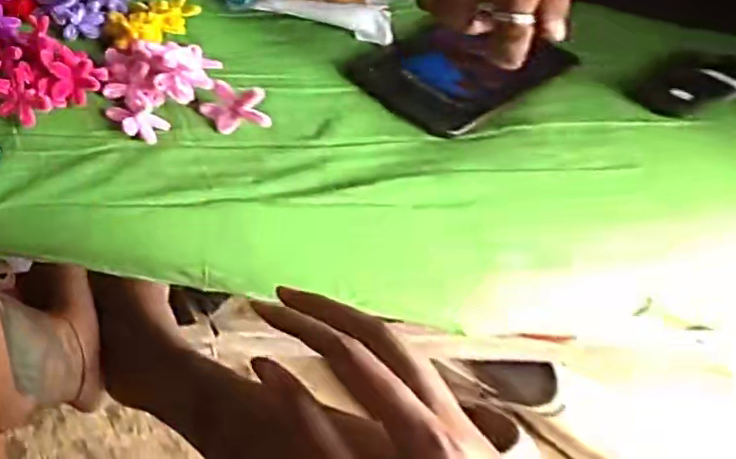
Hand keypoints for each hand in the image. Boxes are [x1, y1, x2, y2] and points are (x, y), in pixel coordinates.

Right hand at [251, 289, 501, 457]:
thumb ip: (312, 428)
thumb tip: (265, 366)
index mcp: (424, 432)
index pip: (348, 351)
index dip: (298, 323)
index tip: (259, 309)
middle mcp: (452, 417)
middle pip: (380, 335)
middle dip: (325, 307)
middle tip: (281, 295)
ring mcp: (470, 427)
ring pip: (407, 348)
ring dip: (354, 321)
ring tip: (315, 311)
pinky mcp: (476, 440)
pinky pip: (420, 372)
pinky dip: (380, 348)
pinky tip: (361, 352)